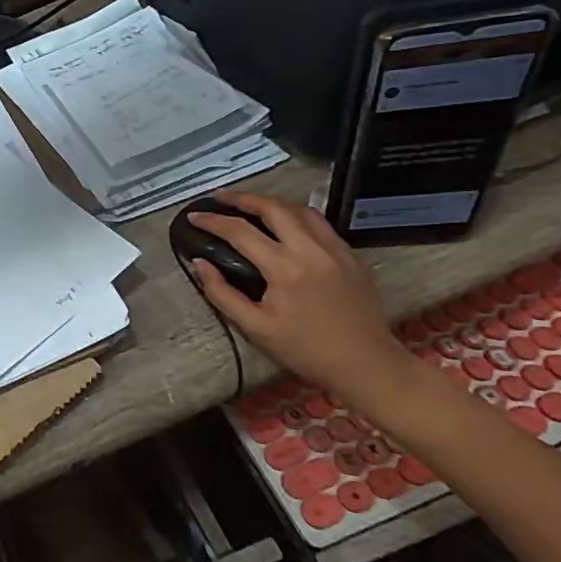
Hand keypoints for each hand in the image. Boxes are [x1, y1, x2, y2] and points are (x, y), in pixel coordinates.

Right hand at [184, 190, 414, 406]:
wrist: (367, 364)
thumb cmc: (304, 349)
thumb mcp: (253, 327)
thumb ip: (221, 293)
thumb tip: (200, 263)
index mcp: (285, 268)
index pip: (240, 231)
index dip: (212, 221)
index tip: (193, 217)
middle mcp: (312, 250)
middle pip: (274, 208)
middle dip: (242, 198)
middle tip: (219, 197)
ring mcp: (336, 250)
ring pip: (301, 210)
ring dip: (271, 203)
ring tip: (250, 205)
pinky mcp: (351, 256)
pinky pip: (320, 224)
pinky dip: (295, 216)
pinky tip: (284, 225)